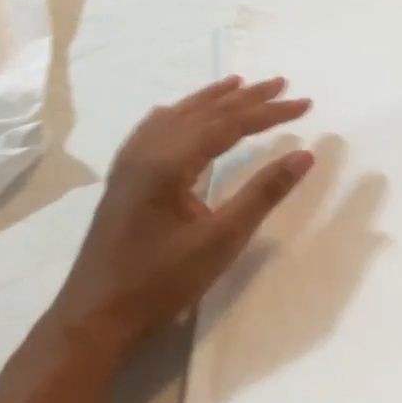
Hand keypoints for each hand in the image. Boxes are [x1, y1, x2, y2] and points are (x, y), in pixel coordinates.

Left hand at [48, 76, 314, 355]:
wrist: (96, 318)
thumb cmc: (163, 280)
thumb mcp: (222, 238)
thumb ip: (264, 193)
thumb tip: (304, 155)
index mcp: (168, 163)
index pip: (227, 124)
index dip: (269, 112)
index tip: (304, 104)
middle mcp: (145, 155)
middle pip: (201, 113)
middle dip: (245, 98)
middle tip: (281, 84)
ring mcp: (128, 168)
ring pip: (174, 118)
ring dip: (210, 101)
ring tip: (237, 85)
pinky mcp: (123, 184)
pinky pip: (152, 132)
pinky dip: (176, 116)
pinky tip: (175, 114)